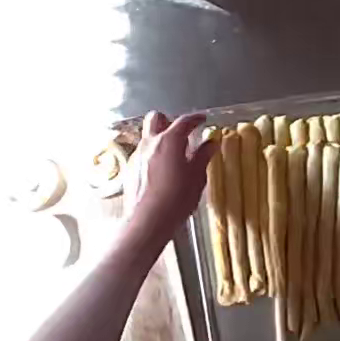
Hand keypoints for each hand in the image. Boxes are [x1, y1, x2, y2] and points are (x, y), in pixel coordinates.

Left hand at [126, 111, 212, 238]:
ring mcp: (137, 156)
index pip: (184, 121)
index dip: (195, 118)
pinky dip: (153, 156)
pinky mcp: (129, 170)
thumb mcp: (196, 177)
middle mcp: (150, 143)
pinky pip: (143, 154)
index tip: (202, 119)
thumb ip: (203, 156)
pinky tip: (162, 172)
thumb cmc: (176, 199)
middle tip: (182, 134)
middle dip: (169, 121)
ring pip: (148, 137)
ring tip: (174, 156)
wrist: (147, 222)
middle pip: (156, 118)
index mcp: (169, 141)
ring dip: (160, 139)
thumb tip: (210, 143)